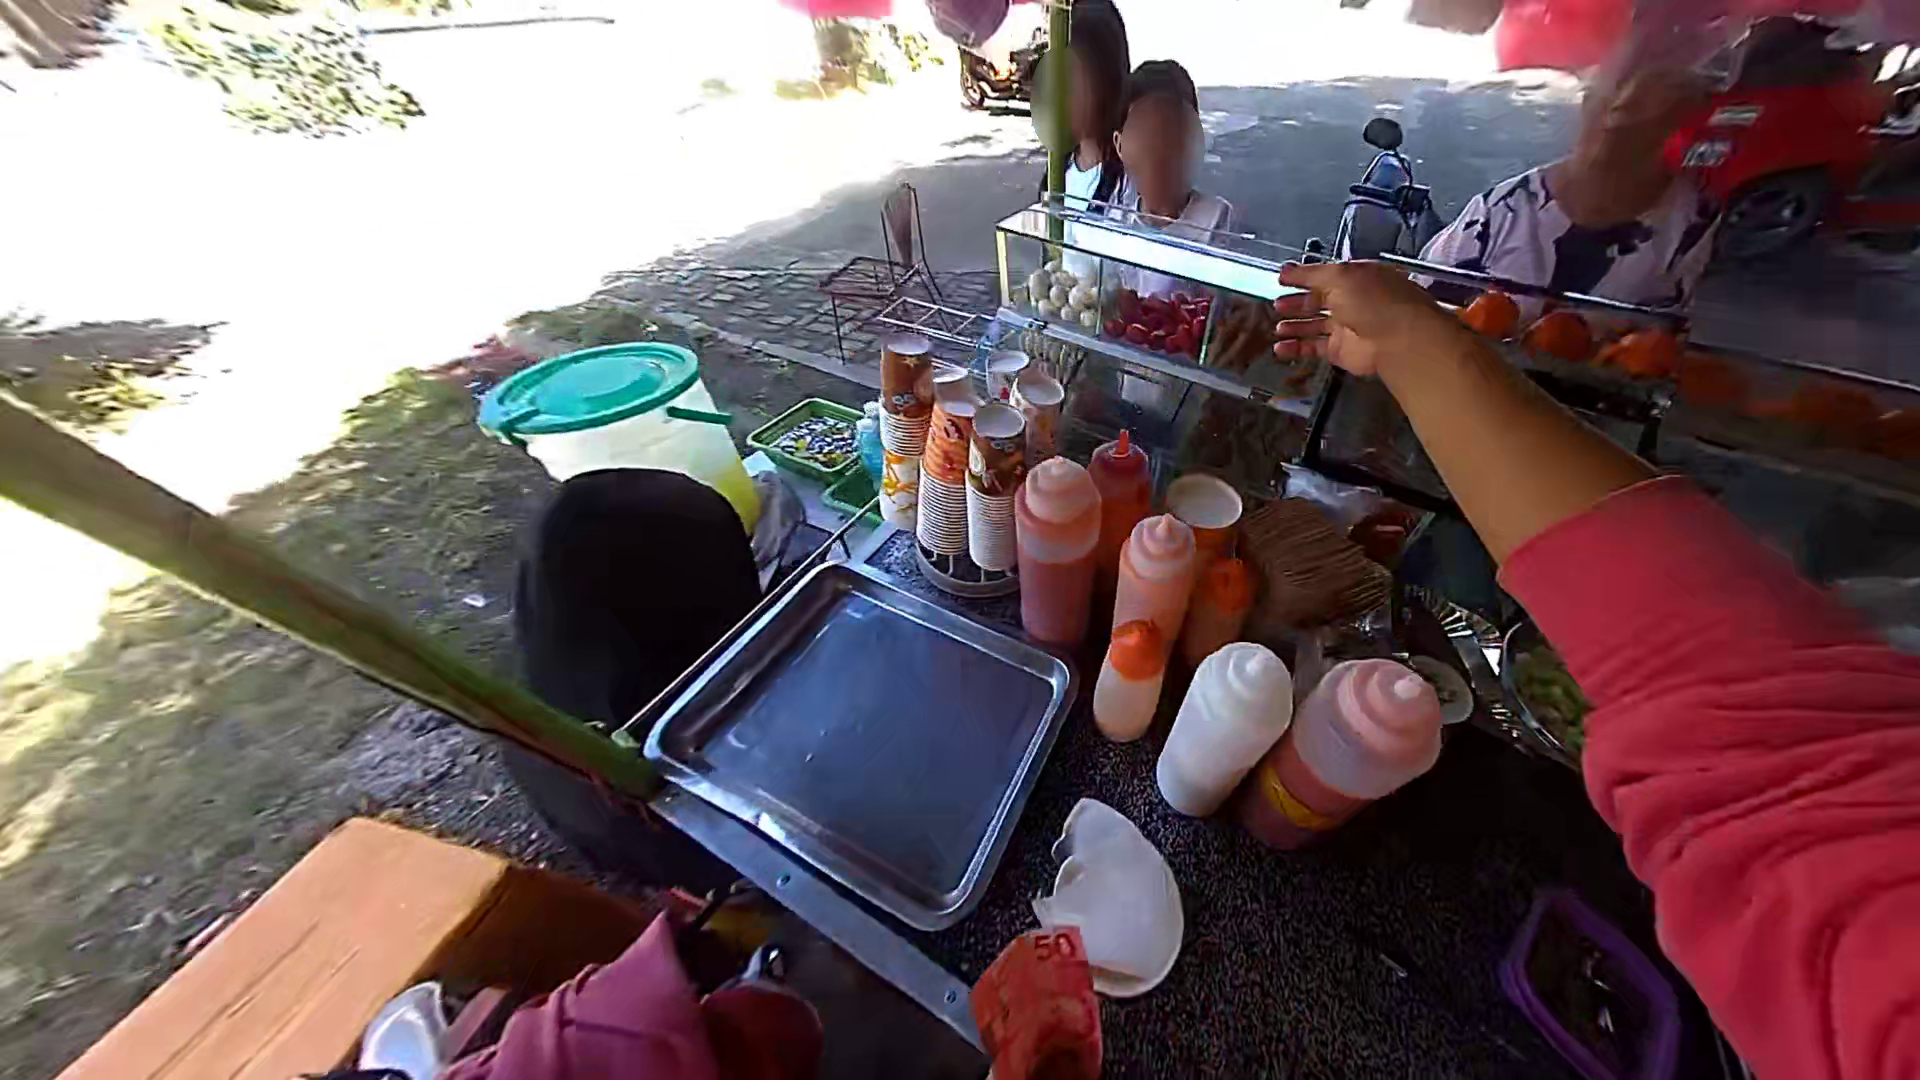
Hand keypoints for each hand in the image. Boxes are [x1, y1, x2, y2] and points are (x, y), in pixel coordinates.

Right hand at [1272, 260, 1467, 376]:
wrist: (1396, 339)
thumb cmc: (1378, 302)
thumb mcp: (1340, 276)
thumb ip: (1310, 274)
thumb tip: (1286, 270)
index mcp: (1356, 279)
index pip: (1324, 276)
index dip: (1302, 278)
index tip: (1283, 279)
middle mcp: (1353, 302)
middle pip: (1318, 302)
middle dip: (1296, 304)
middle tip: (1278, 305)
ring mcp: (1346, 327)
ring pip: (1314, 326)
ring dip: (1294, 327)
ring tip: (1277, 327)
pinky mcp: (1340, 350)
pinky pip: (1312, 348)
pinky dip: (1295, 348)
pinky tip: (1281, 347)